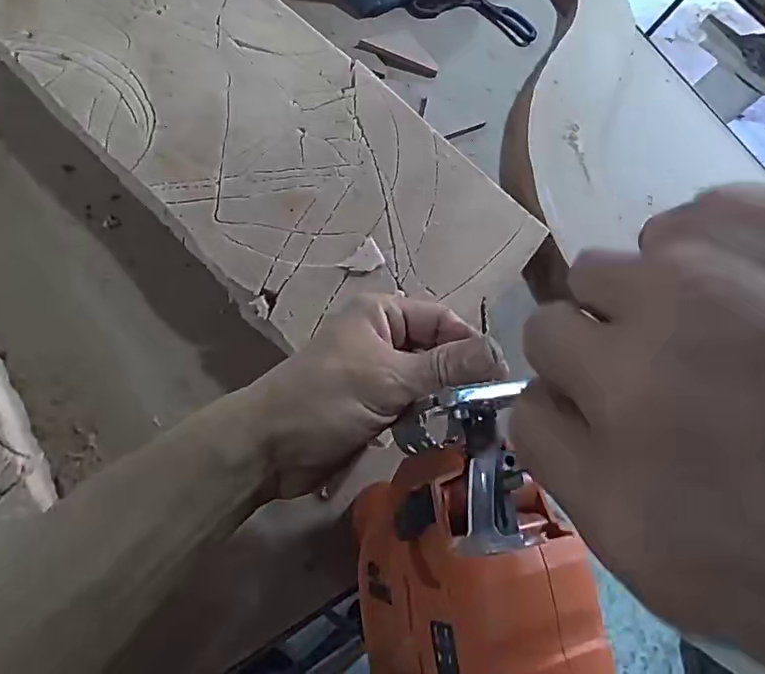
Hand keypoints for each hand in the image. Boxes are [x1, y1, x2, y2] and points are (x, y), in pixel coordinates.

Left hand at [234, 294, 507, 497]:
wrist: (265, 451)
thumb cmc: (326, 400)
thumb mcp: (390, 380)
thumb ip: (446, 367)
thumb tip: (500, 353)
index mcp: (384, 313)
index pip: (443, 320)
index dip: (471, 345)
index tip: (499, 378)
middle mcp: (384, 335)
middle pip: (438, 350)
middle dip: (460, 376)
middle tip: (488, 408)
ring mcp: (378, 371)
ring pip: (428, 380)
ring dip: (445, 401)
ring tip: (469, 424)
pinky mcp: (374, 404)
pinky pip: (413, 404)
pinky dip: (426, 417)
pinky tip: (441, 434)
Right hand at [512, 184, 764, 672]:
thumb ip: (657, 516)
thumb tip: (609, 442)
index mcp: (638, 508)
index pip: (527, 422)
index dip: (560, 415)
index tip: (590, 412)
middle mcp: (633, 383)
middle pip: (548, 331)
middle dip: (588, 348)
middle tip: (661, 362)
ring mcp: (681, 282)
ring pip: (602, 268)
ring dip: (646, 295)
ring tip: (732, 314)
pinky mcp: (737, 209)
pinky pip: (679, 227)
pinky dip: (709, 253)